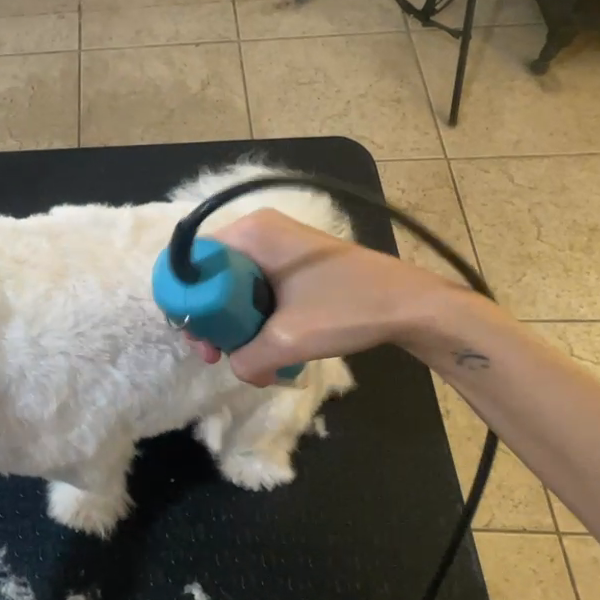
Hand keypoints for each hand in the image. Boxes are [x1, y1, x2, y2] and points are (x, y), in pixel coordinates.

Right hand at [194, 209, 464, 384]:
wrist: (414, 305)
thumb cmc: (350, 309)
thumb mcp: (289, 340)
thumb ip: (246, 358)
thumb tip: (236, 369)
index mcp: (251, 233)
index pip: (191, 260)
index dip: (185, 301)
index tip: (196, 337)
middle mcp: (259, 230)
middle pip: (209, 275)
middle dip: (208, 318)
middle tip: (215, 353)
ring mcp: (277, 244)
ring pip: (231, 285)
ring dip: (230, 322)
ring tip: (241, 354)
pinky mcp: (293, 262)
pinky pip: (253, 287)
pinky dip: (252, 315)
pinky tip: (263, 341)